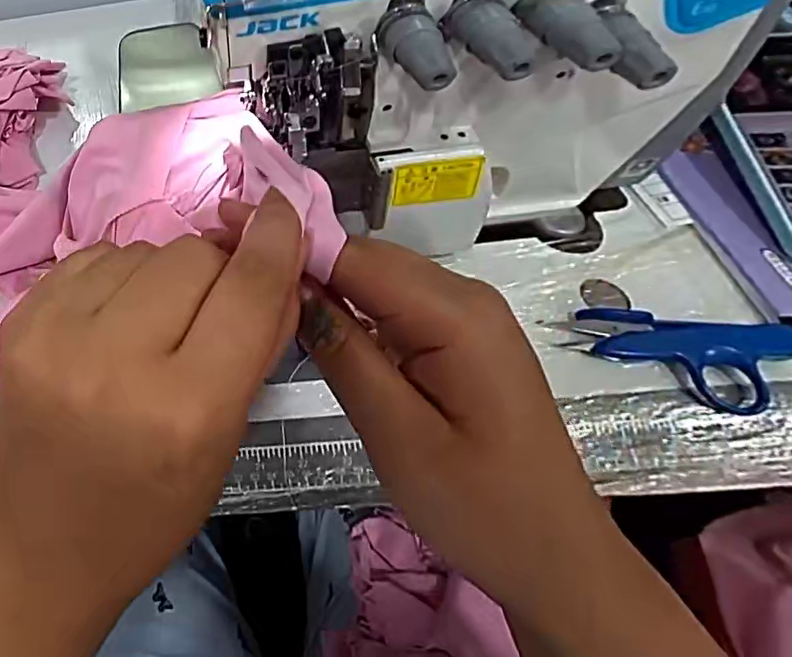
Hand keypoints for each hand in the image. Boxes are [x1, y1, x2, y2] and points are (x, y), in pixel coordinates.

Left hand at [0, 190, 305, 656]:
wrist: (38, 547)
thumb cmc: (149, 510)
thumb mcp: (224, 439)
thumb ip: (257, 342)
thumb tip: (273, 258)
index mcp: (184, 408)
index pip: (247, 289)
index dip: (274, 238)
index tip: (282, 209)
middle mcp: (115, 361)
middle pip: (193, 254)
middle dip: (216, 270)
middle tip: (207, 307)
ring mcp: (55, 335)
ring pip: (144, 249)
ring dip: (163, 274)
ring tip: (150, 324)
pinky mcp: (20, 319)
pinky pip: (95, 256)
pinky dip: (118, 274)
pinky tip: (111, 318)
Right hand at [221, 210, 719, 656]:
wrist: (559, 559)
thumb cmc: (482, 507)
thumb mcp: (399, 436)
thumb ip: (345, 354)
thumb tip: (293, 289)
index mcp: (456, 314)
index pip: (357, 256)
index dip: (292, 243)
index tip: (232, 232)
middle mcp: (465, 296)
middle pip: (368, 258)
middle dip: (304, 259)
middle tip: (238, 266)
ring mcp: (467, 313)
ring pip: (378, 277)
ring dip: (325, 281)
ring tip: (269, 292)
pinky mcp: (461, 334)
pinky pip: (396, 302)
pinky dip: (353, 305)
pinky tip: (319, 319)